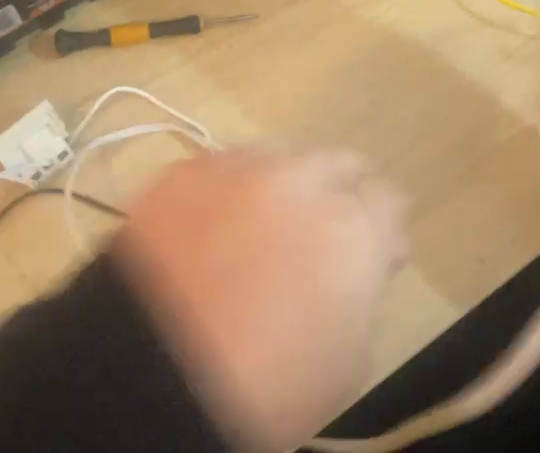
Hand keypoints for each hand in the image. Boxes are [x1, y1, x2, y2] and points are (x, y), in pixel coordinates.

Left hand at [112, 148, 407, 451]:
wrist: (149, 373)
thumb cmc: (265, 386)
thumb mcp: (347, 356)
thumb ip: (363, 288)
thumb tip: (363, 261)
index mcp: (353, 226)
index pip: (390, 200)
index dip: (383, 230)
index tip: (373, 255)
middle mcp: (301, 179)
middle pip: (339, 163)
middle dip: (340, 195)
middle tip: (320, 235)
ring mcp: (238, 166)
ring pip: (280, 154)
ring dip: (284, 184)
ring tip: (263, 225)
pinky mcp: (184, 169)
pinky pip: (221, 166)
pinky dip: (228, 188)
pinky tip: (213, 225)